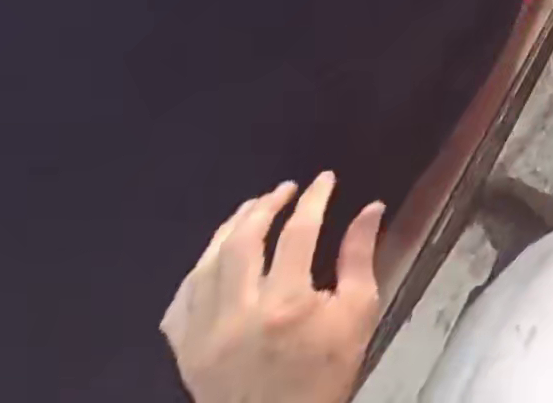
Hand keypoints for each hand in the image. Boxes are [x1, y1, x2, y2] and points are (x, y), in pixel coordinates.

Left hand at [160, 172, 384, 402]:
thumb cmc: (326, 373)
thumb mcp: (358, 313)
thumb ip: (360, 256)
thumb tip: (371, 207)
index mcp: (286, 305)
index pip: (299, 231)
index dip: (314, 198)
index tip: (325, 179)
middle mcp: (239, 314)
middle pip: (244, 240)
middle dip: (267, 204)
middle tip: (286, 189)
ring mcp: (204, 336)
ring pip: (208, 263)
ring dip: (232, 227)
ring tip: (254, 209)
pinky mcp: (185, 353)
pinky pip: (180, 301)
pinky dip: (197, 270)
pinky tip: (216, 256)